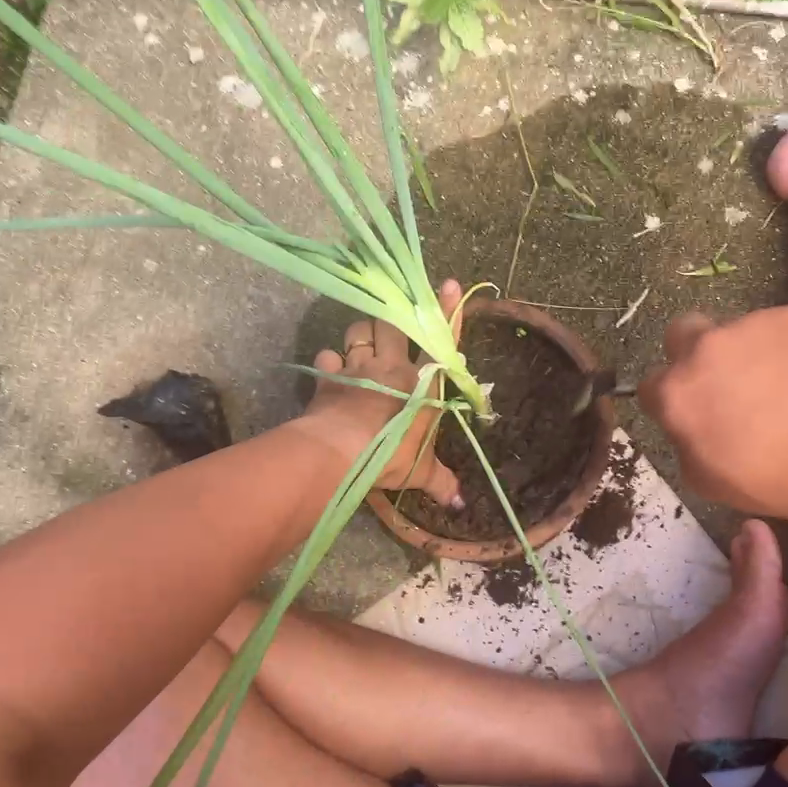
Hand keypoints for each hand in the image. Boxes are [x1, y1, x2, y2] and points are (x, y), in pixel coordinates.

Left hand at [296, 280, 464, 507]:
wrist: (343, 450)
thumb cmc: (391, 455)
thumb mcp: (420, 472)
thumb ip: (440, 482)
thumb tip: (460, 503)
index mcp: (423, 383)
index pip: (440, 342)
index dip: (446, 312)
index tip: (448, 283)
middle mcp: (392, 366)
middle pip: (392, 323)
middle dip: (392, 318)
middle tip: (390, 325)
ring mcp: (359, 367)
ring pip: (358, 330)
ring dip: (360, 333)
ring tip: (360, 345)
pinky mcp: (329, 376)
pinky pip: (327, 356)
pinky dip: (329, 361)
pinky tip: (331, 371)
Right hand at [638, 306, 787, 523]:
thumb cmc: (775, 481)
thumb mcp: (706, 482)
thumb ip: (684, 441)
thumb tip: (688, 423)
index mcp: (677, 394)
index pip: (651, 384)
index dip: (668, 399)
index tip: (690, 411)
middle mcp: (705, 350)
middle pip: (681, 334)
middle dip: (692, 353)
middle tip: (724, 381)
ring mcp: (751, 326)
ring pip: (735, 331)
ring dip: (746, 351)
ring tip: (782, 384)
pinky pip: (778, 327)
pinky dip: (786, 347)